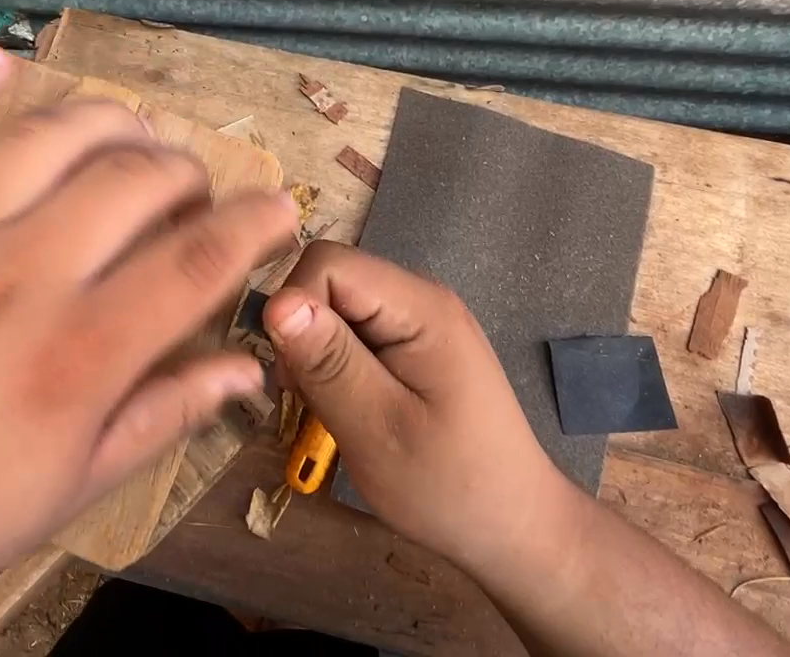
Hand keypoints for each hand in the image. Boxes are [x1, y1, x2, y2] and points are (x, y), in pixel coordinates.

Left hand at [0, 45, 296, 650]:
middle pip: (135, 179)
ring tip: (133, 137)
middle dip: (186, 173)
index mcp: (80, 355)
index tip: (277, 206)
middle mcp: (20, 281)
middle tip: (191, 194)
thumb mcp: (81, 481)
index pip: (199, 259)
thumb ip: (171, 410)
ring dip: (109, 123)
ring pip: (48, 138)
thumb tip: (248, 365)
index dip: (255, 222)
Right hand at [263, 241, 572, 574]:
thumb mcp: (379, 430)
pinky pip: (353, 328)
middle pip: (331, 278)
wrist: (512, 525)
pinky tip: (347, 403)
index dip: (295, 307)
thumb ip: (329, 363)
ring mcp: (418, 318)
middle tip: (310, 398)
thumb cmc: (449, 486)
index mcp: (421, 306)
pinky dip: (334, 362)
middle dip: (303, 331)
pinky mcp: (412, 341)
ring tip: (332, 407)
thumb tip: (277, 305)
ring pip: (337, 305)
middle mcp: (420, 296)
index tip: (295, 373)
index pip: (328, 264)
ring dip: (316, 351)